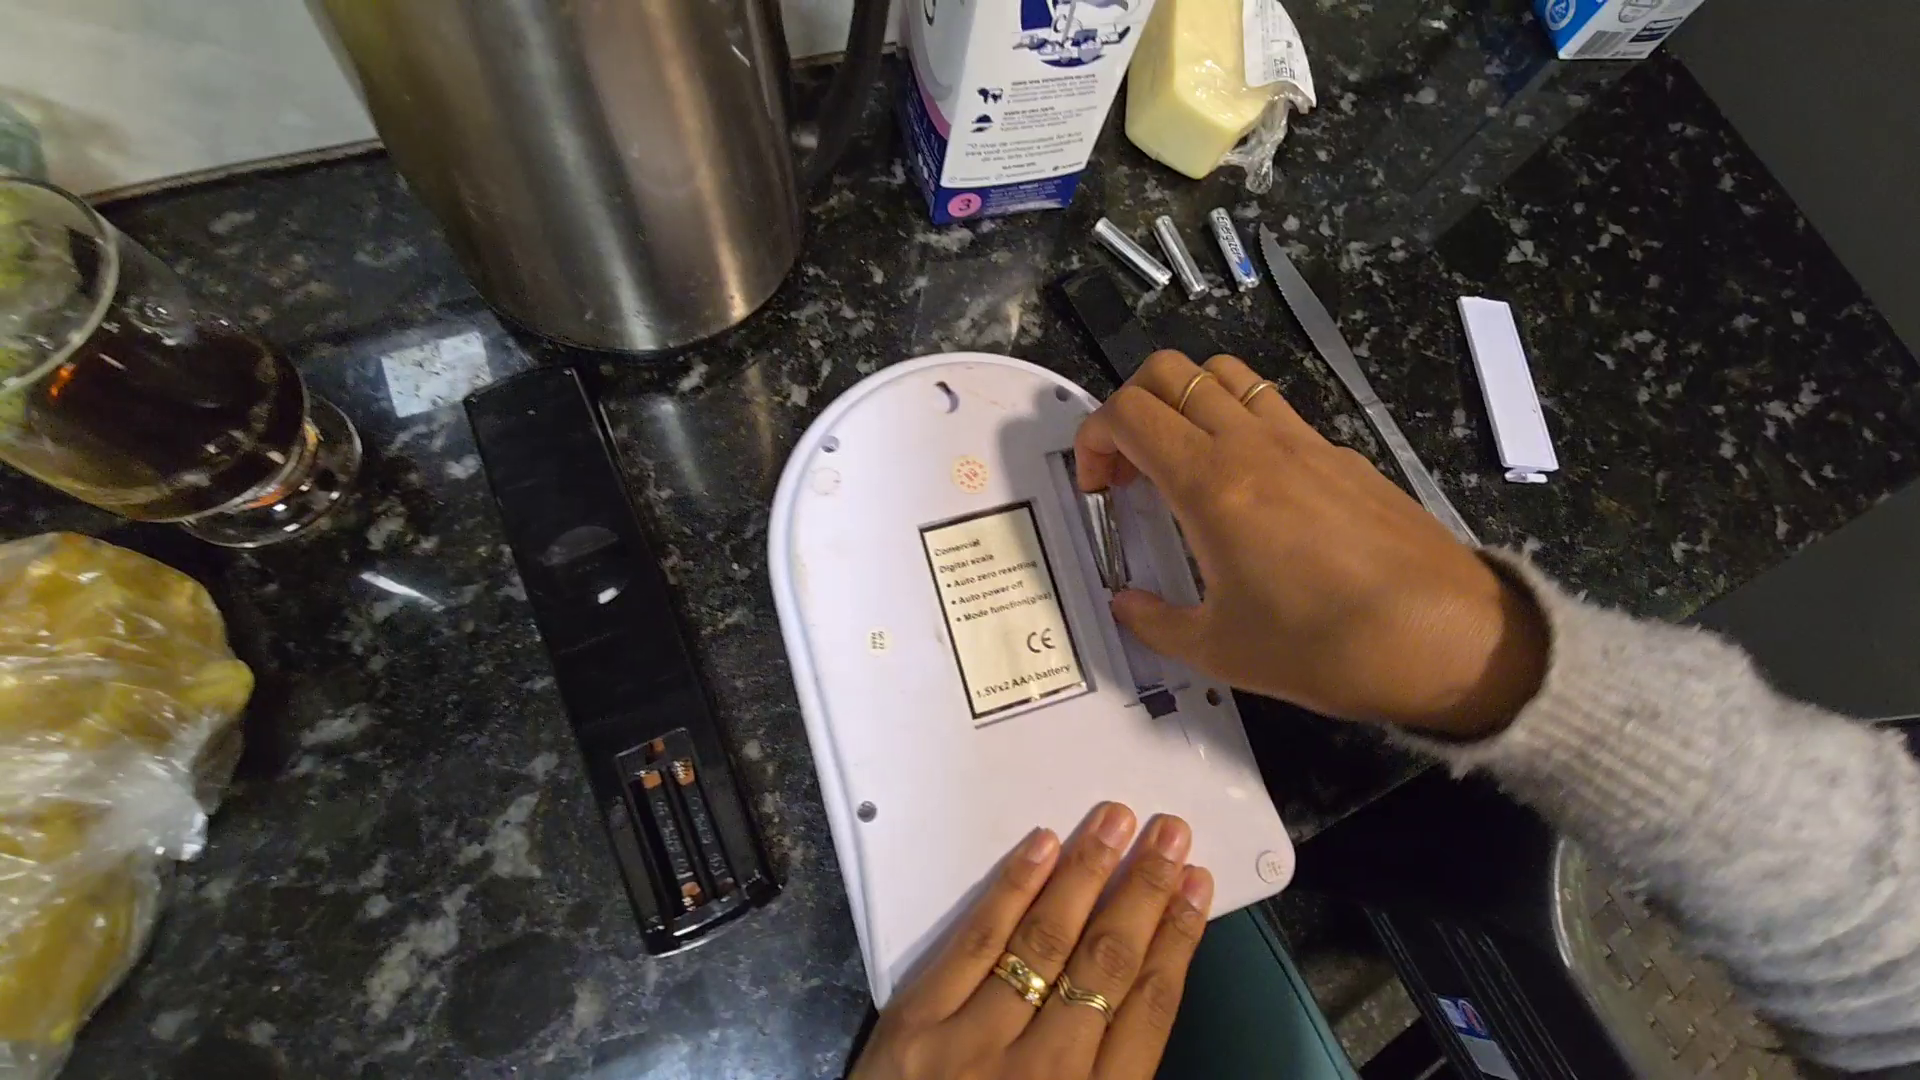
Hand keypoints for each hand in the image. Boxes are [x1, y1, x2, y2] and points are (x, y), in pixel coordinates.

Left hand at [850, 803, 1211, 1079]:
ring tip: (1116, 821)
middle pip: (1106, 963)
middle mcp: (1045, 1075)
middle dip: (1143, 891)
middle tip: (1170, 832)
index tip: (1196, 885)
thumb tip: (1145, 982)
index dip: (1177, 940)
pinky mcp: (918, 1020)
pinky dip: (1013, 888)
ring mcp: (975, 1043)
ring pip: (1047, 940)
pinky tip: (1044, 846)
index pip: (1149, 1010)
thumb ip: (1107, 1071)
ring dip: (1088, 873)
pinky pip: (977, 940)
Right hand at [1072, 350, 1547, 737]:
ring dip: (1182, 401)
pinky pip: (1269, 405)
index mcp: (1210, 483)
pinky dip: (1233, 420)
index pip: (1128, 413)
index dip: (1092, 439)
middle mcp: (1252, 443)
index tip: (1097, 490)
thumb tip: (1126, 604)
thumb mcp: (1219, 650)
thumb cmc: (1322, 647)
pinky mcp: (1339, 451)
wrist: (1450, 642)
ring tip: (1180, 462)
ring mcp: (1302, 439)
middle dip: (1127, 407)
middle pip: (1168, 371)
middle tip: (1128, 470)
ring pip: (1222, 372)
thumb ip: (1153, 621)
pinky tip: (1245, 486)